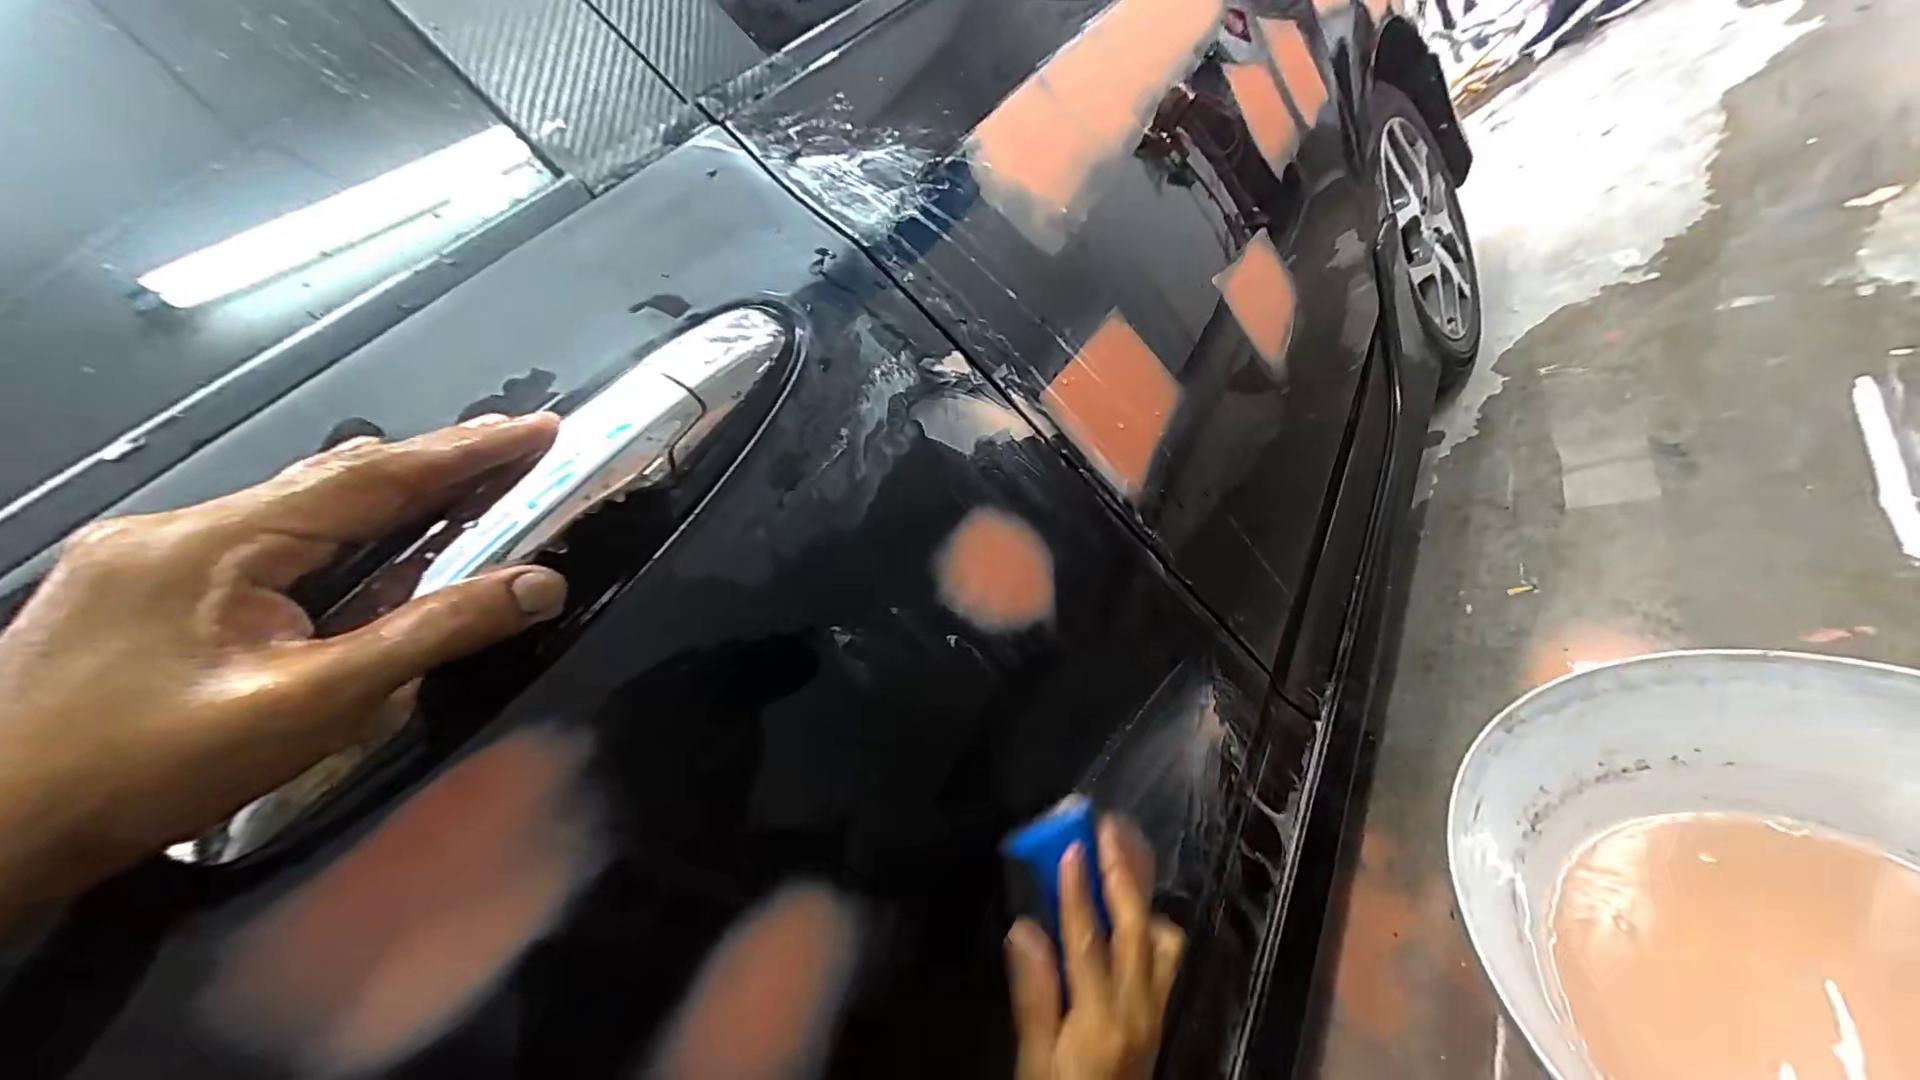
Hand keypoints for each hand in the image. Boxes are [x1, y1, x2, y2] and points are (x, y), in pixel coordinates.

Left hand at [0, 415, 566, 918]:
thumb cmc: (147, 769)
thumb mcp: (317, 701)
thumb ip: (434, 634)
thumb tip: (540, 586)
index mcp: (219, 543)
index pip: (374, 477)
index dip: (468, 448)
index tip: (540, 428)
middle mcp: (190, 530)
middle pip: (344, 479)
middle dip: (443, 461)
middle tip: (522, 449)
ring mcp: (169, 557)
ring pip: (316, 506)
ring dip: (405, 493)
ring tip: (478, 485)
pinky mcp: (165, 588)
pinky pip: (290, 540)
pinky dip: (363, 530)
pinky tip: (393, 544)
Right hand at [1006, 817, 1187, 1079]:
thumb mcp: (1035, 1062)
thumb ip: (1033, 996)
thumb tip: (1023, 929)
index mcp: (1102, 1021)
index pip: (1089, 942)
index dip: (1079, 892)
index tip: (1072, 847)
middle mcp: (1139, 1009)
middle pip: (1137, 928)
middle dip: (1122, 872)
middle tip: (1108, 828)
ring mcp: (1156, 1010)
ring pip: (1163, 938)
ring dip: (1142, 894)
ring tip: (1118, 858)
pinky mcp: (1160, 1013)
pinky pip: (1164, 954)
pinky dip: (1146, 918)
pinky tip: (1125, 906)